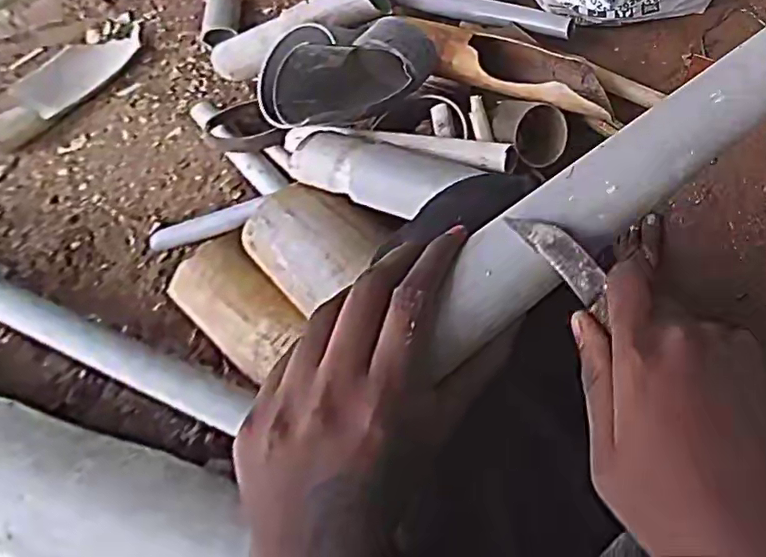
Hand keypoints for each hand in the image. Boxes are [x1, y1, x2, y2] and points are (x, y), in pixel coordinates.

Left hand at [235, 227, 500, 556]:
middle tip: (416, 251)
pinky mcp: (256, 413)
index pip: (412, 299)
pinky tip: (336, 337)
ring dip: (357, 291)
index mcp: (385, 395)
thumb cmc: (387, 491)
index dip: (435, 258)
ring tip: (378, 287)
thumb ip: (479, 369)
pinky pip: (291, 350)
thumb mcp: (442, 427)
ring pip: (325, 312)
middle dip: (398, 258)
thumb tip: (508, 325)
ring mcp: (287, 402)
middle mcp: (332, 393)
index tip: (449, 239)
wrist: (320, 552)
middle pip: (366, 291)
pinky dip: (320, 334)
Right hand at [572, 239, 765, 556]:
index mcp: (640, 353)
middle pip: (656, 301)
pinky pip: (719, 337)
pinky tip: (714, 408)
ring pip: (688, 322)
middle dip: (648, 331)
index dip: (618, 286)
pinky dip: (714, 360)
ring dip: (683, 348)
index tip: (615, 301)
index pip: (625, 277)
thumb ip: (594, 373)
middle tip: (649, 385)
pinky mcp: (751, 348)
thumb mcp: (607, 454)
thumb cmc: (675, 504)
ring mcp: (722, 338)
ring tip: (688, 408)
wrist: (755, 528)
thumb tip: (583, 324)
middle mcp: (684, 333)